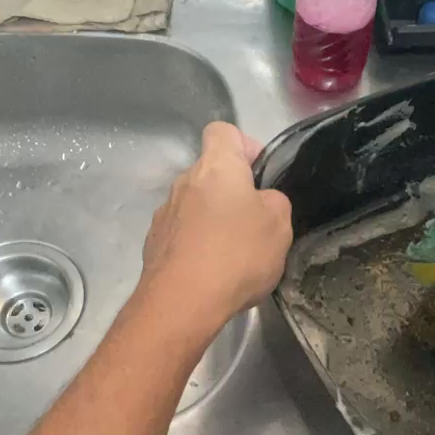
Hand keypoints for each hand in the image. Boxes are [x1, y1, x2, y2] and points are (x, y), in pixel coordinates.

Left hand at [137, 122, 292, 331]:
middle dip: (233, 193)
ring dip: (214, 221)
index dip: (245, 145)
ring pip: (196, 206)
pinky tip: (211, 273)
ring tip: (234, 256)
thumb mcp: (280, 225)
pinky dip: (197, 246)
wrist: (182, 302)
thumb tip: (261, 202)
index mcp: (217, 167)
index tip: (260, 174)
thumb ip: (274, 202)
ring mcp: (165, 213)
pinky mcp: (154, 244)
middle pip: (211, 173)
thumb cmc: (237, 254)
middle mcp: (184, 182)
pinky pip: (183, 234)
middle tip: (256, 224)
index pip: (223, 131)